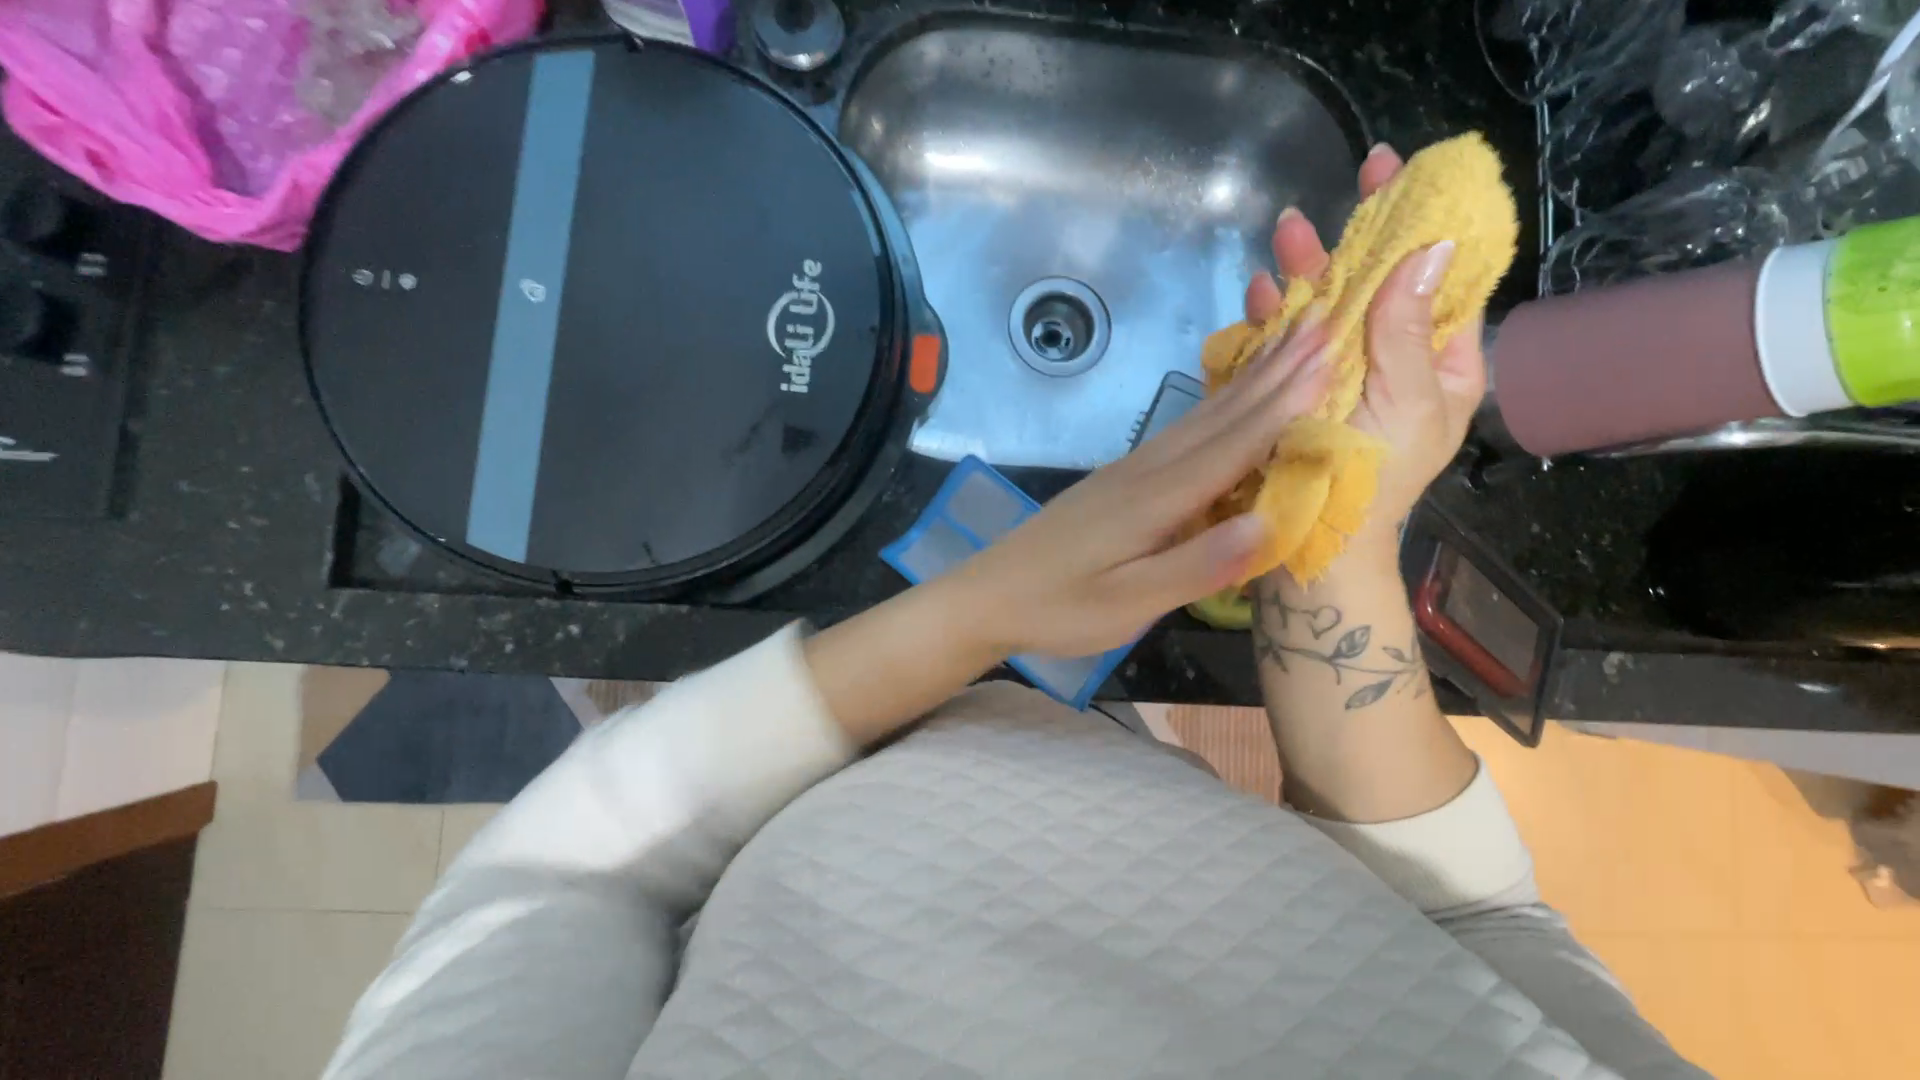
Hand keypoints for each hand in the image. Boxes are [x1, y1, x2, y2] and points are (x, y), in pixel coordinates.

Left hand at [944, 313, 1334, 658]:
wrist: (987, 595)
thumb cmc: (1059, 608)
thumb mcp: (1128, 603)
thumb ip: (1196, 566)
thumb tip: (1269, 523)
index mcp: (1154, 499)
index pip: (1231, 445)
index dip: (1283, 406)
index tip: (1330, 360)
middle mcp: (1144, 471)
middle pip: (1218, 417)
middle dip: (1274, 373)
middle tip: (1325, 324)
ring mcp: (1128, 471)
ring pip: (1198, 418)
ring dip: (1247, 382)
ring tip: (1287, 345)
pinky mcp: (1117, 481)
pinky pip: (1179, 433)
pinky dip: (1214, 408)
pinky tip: (1225, 402)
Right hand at [1245, 144, 1486, 563]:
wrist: (1316, 544)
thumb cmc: (1375, 478)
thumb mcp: (1407, 403)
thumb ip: (1411, 330)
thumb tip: (1432, 249)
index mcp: (1437, 362)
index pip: (1436, 278)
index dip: (1419, 223)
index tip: (1396, 174)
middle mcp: (1388, 361)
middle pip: (1372, 286)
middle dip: (1347, 245)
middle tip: (1315, 212)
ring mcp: (1336, 376)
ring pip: (1324, 310)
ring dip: (1303, 275)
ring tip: (1284, 241)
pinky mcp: (1292, 392)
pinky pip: (1284, 344)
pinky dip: (1273, 318)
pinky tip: (1261, 299)